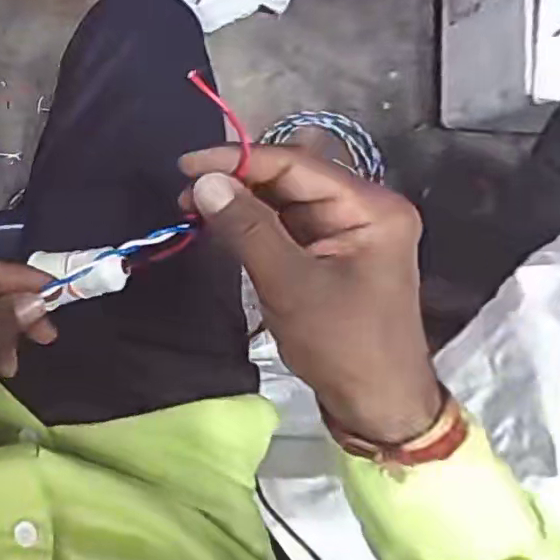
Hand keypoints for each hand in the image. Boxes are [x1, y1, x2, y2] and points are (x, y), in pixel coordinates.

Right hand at [178, 145, 441, 444]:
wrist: (374, 400)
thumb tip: (205, 182)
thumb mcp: (289, 283)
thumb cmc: (341, 343)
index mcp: (368, 208)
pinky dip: (247, 222)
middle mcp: (360, 208)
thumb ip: (247, 228)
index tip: (186, 165)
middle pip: (288, 177)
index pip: (295, 165)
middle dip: (235, 180)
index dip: (238, 159)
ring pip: (281, 199)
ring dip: (237, 200)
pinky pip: (281, 223)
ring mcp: (343, 230)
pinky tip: (219, 224)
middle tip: (185, 193)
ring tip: (192, 208)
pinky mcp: (325, 250)